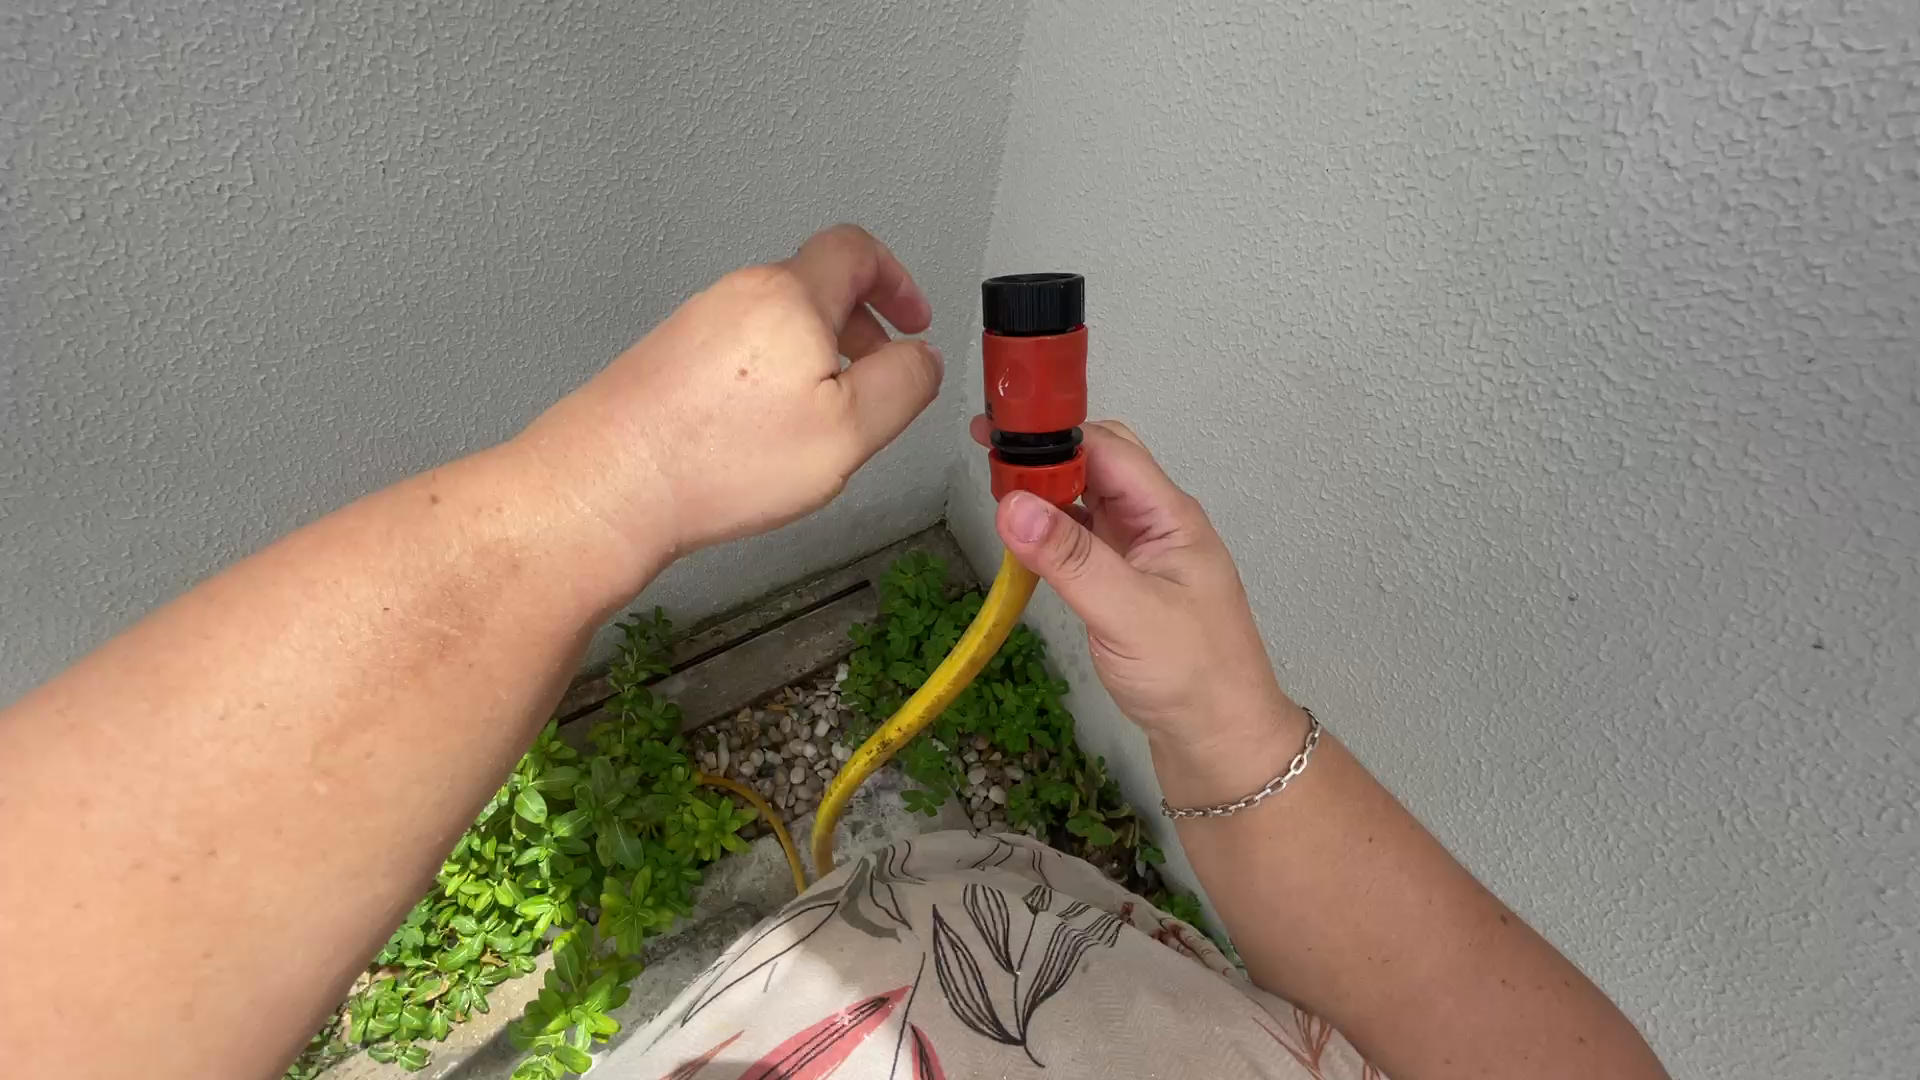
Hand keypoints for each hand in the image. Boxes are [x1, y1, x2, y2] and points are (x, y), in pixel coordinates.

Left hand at [521, 225, 942, 567]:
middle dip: (863, 330)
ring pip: (784, 324)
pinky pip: (749, 350)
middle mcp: (742, 295)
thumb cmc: (727, 457)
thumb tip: (925, 359)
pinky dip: (781, 375)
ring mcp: (703, 323)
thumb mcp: (851, 430)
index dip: (898, 280)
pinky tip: (774, 431)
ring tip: (828, 418)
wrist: (614, 483)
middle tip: (880, 379)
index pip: (857, 251)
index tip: (914, 319)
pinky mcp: (677, 355)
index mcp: (792, 298)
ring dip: (822, 358)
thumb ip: (905, 385)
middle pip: (820, 289)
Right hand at [972, 418, 1302, 746]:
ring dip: (1046, 487)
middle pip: (1099, 462)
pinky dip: (1050, 526)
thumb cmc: (1190, 675)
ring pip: (1087, 496)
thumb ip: (1071, 559)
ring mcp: (1138, 550)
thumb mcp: (1128, 612)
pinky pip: (1080, 535)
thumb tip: (1012, 506)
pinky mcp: (1121, 577)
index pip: (1109, 449)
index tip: (1000, 432)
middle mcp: (1154, 522)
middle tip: (991, 452)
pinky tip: (1023, 533)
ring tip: (996, 484)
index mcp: (1168, 515)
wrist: (1216, 736)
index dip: (1056, 436)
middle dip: (1048, 453)